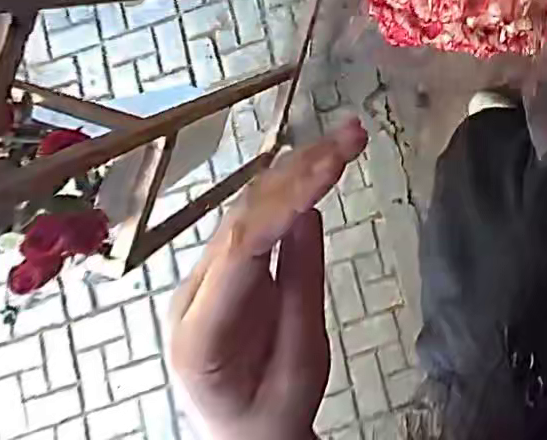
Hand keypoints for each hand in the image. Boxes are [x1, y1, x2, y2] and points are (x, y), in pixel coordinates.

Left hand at [166, 119, 368, 439]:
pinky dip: (292, 181)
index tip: (333, 165)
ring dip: (301, 165)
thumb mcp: (299, 370)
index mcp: (201, 330)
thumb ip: (301, 291)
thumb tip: (309, 213)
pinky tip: (319, 160)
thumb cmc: (270, 417)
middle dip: (303, 169)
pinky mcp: (227, 261)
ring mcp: (207, 272)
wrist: (244, 439)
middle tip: (352, 138)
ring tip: (346, 138)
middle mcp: (195, 290)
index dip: (289, 198)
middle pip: (247, 213)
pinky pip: (257, 212)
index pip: (244, 246)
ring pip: (252, 203)